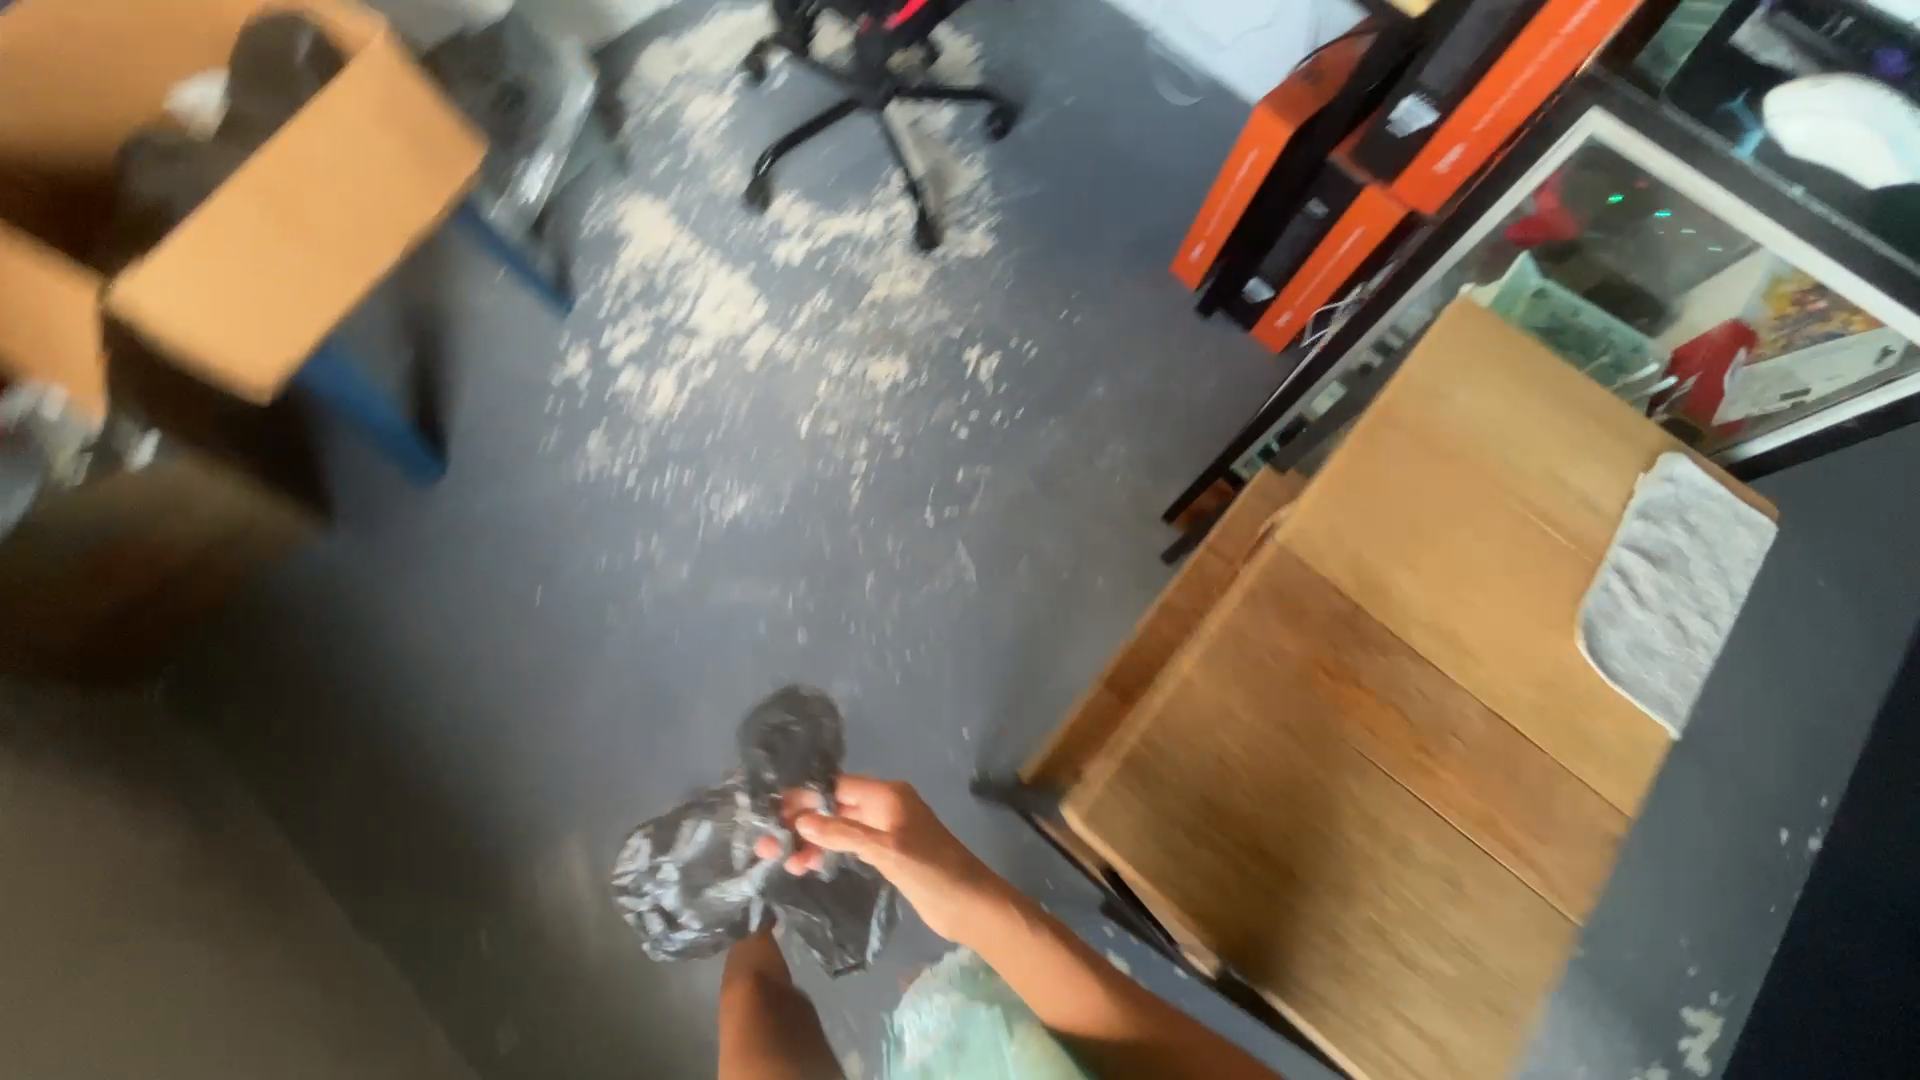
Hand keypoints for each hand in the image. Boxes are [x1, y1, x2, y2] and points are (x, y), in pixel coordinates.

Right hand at [754, 776, 1014, 945]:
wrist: (969, 903)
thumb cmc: (931, 869)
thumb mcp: (885, 850)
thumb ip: (844, 834)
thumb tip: (802, 820)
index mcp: (887, 795)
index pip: (837, 786)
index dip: (805, 797)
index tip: (772, 812)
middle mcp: (884, 807)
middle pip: (835, 806)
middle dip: (803, 822)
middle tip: (769, 845)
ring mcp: (886, 830)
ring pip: (840, 828)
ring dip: (813, 841)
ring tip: (784, 863)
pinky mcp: (887, 853)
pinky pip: (850, 845)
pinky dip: (829, 852)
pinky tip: (807, 866)